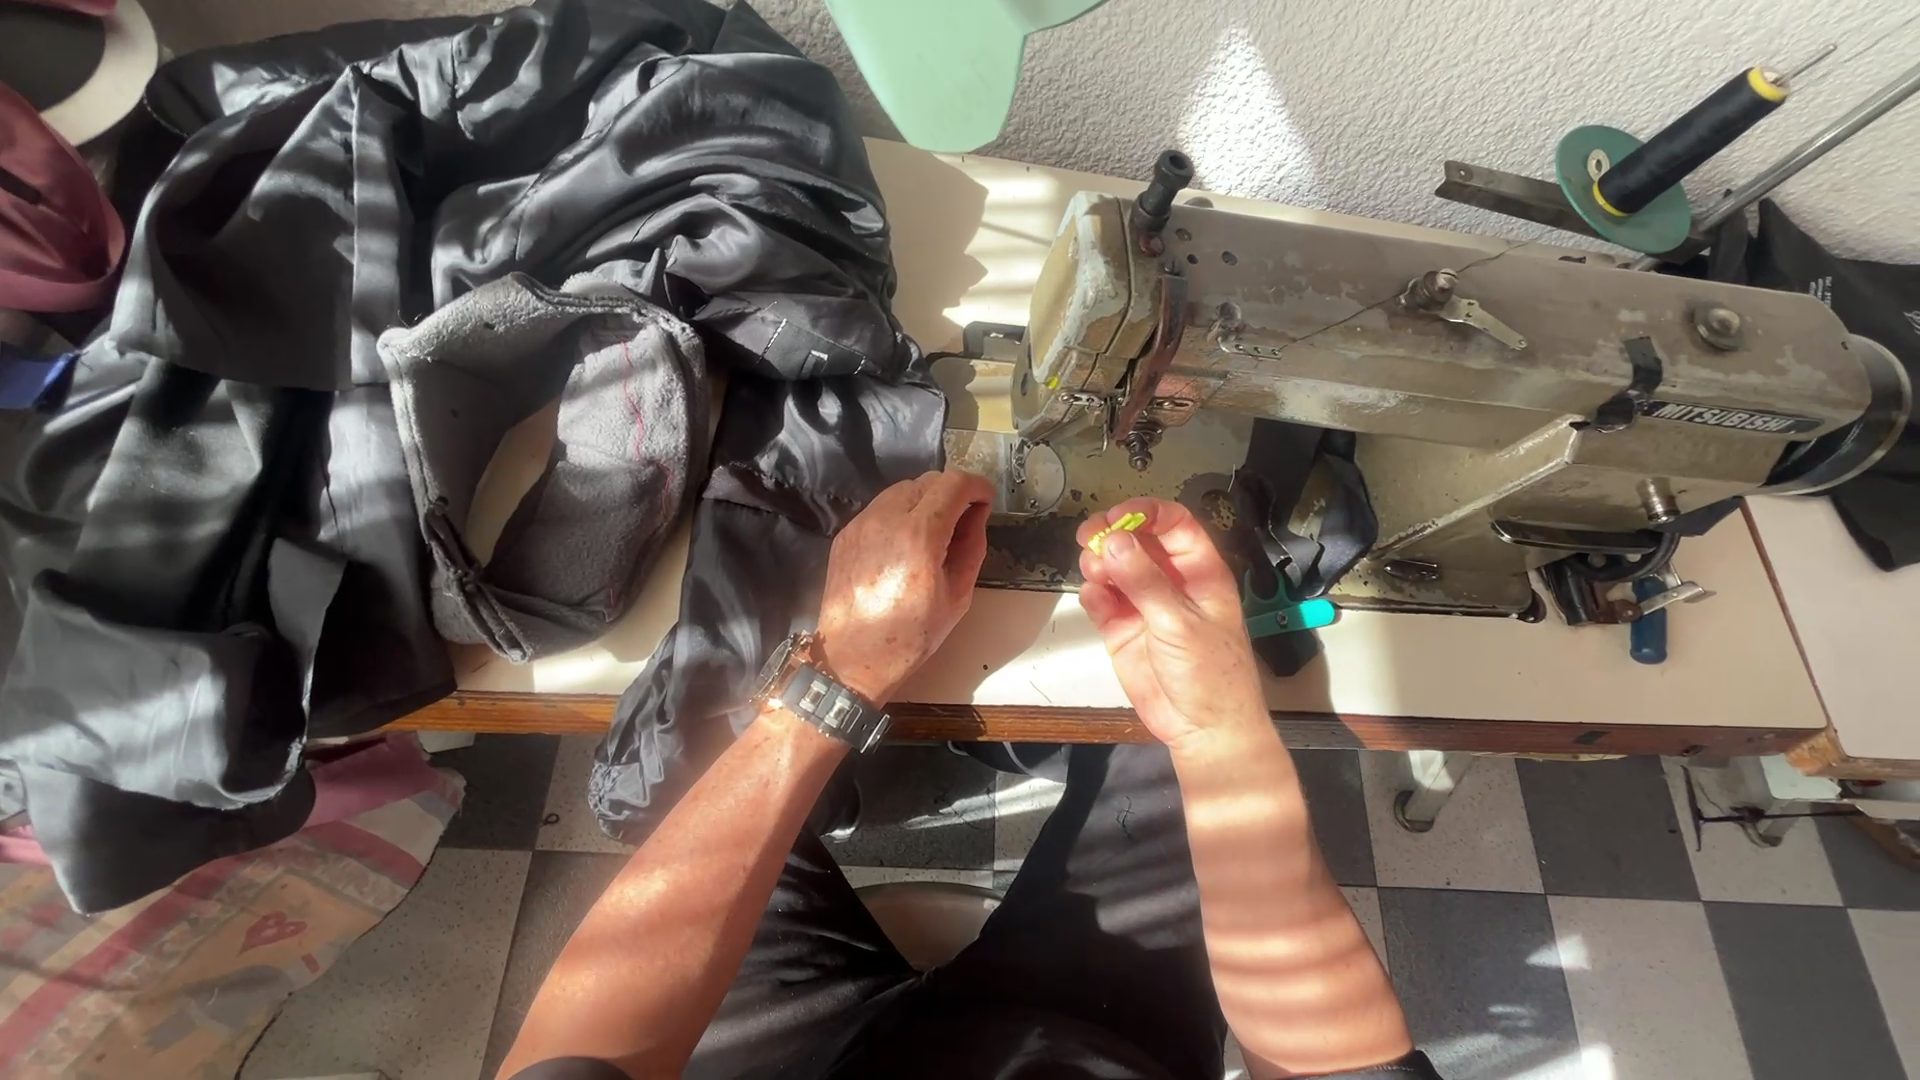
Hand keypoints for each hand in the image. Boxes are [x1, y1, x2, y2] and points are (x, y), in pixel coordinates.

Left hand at [815, 470, 993, 703]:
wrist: (853, 659)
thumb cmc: (911, 636)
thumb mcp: (957, 595)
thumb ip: (972, 546)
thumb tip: (977, 514)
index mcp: (919, 537)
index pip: (953, 484)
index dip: (977, 486)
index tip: (986, 499)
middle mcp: (886, 520)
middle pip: (928, 481)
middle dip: (952, 492)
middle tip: (965, 519)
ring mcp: (861, 525)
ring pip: (902, 490)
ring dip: (926, 501)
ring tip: (935, 532)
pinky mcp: (846, 534)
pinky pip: (881, 508)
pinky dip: (901, 514)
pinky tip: (906, 544)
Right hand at [1077, 498, 1268, 751]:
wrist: (1202, 728)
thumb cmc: (1210, 672)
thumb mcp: (1180, 622)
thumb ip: (1144, 581)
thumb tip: (1114, 541)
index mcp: (1198, 572)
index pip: (1173, 524)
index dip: (1145, 513)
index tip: (1116, 517)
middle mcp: (1169, 582)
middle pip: (1136, 541)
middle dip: (1112, 534)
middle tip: (1089, 536)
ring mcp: (1143, 605)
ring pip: (1114, 567)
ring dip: (1099, 562)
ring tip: (1093, 570)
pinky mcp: (1121, 629)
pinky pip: (1101, 599)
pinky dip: (1093, 593)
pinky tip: (1094, 597)